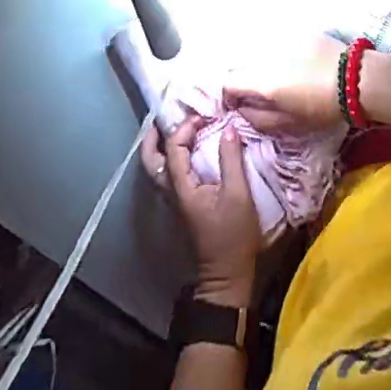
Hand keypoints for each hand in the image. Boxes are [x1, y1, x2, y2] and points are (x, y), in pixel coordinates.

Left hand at [140, 116, 261, 305]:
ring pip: (158, 170)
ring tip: (175, 130)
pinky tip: (189, 153)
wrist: (226, 273)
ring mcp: (176, 201)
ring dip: (161, 148)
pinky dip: (173, 159)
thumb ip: (231, 159)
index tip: (204, 116)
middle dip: (155, 138)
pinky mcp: (184, 206)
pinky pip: (169, 176)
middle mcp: (172, 193)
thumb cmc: (233, 234)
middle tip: (165, 118)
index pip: (174, 150)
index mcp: (183, 189)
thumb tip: (228, 128)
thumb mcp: (238, 194)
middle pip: (152, 162)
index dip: (185, 128)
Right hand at [224, 34, 348, 135]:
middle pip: (240, 63)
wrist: (357, 79)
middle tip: (259, 90)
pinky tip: (294, 60)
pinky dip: (278, 50)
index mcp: (261, 80)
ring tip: (279, 74)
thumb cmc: (322, 108)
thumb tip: (241, 108)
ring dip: (260, 62)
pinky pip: (279, 40)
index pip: (227, 81)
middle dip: (244, 77)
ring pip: (258, 49)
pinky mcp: (300, 31)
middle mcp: (266, 55)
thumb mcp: (287, 124)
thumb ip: (257, 117)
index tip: (239, 102)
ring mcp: (283, 39)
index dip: (229, 94)